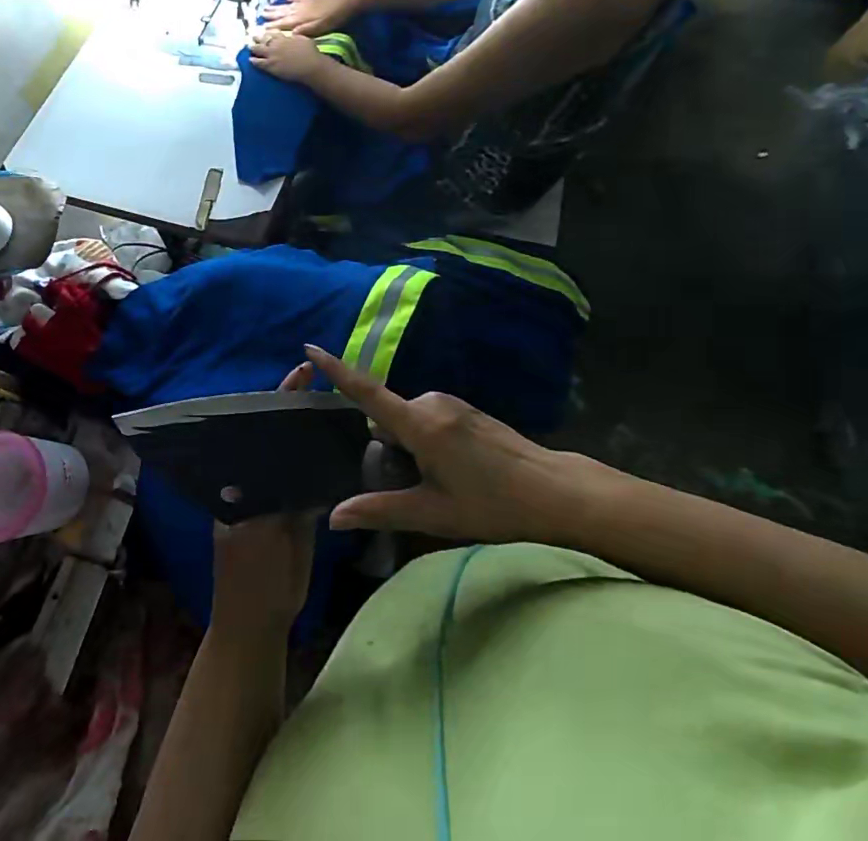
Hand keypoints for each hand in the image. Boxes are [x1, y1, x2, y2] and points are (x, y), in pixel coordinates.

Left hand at [210, 361, 318, 635]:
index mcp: (242, 486)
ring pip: (287, 459)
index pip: (260, 436)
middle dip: (292, 412)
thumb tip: (304, 462)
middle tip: (319, 383)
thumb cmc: (259, 581)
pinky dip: (314, 467)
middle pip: (273, 441)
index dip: (280, 403)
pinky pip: (299, 482)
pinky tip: (336, 453)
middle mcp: (252, 485)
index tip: (300, 373)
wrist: (256, 622)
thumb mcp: (273, 539)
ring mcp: (269, 498)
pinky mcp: (286, 515)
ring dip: (304, 437)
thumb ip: (289, 504)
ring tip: (333, 409)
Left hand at [248, 28, 328, 82]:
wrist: (309, 66)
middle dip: (257, 37)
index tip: (263, 30)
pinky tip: (250, 60)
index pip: (272, 32)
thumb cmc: (310, 52)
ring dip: (253, 47)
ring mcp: (272, 55)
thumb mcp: (303, 38)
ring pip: (259, 50)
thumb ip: (295, 35)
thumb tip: (292, 33)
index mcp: (284, 37)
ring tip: (249, 47)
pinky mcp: (270, 66)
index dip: (267, 31)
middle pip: (263, 39)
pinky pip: (259, 63)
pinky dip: (253, 61)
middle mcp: (276, 44)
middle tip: (252, 36)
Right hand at [260, 0, 357, 35]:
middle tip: (259, 16)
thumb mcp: (317, 29)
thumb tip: (286, 36)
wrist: (345, 1)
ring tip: (266, 7)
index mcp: (298, 19)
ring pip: (286, 5)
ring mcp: (304, 3)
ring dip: (276, 7)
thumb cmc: (332, 19)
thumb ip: (301, 32)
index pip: (281, 24)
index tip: (261, 30)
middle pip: (281, 13)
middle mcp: (298, 10)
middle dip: (270, 15)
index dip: (271, 27)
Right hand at [304, 345, 605, 543]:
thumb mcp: (433, 513)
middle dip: (384, 443)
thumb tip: (334, 518)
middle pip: (387, 415)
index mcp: (420, 425)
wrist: (557, 492)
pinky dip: (424, 438)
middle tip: (407, 484)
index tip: (310, 348)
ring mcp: (454, 404)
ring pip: (409, 418)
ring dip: (406, 443)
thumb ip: (380, 510)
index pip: (367, 393)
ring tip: (433, 482)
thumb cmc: (493, 505)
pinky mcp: (468, 410)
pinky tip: (451, 470)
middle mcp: (434, 404)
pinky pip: (429, 418)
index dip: (337, 370)